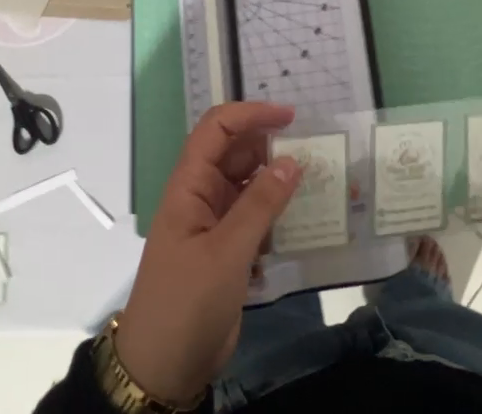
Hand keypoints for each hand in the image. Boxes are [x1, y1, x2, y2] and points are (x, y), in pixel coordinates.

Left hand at [113, 101, 301, 403]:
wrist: (164, 366)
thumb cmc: (187, 301)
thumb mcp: (227, 252)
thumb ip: (260, 204)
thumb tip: (292, 161)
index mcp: (189, 187)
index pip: (216, 130)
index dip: (250, 114)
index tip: (291, 116)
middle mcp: (201, 197)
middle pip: (235, 153)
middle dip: (270, 144)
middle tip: (314, 148)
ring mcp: (214, 224)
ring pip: (248, 185)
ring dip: (277, 178)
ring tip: (317, 177)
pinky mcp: (228, 251)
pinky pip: (255, 216)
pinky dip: (277, 210)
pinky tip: (305, 215)